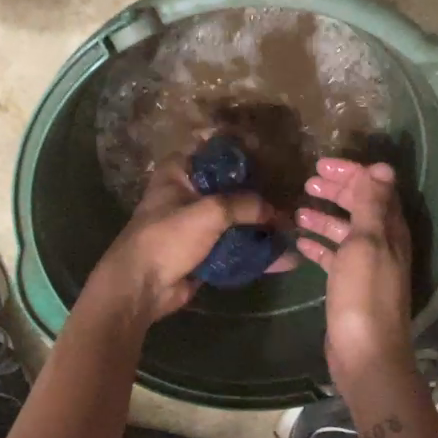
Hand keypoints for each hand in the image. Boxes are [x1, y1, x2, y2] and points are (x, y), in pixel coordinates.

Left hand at [89, 160, 281, 320]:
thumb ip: (245, 205)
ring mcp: (195, 226)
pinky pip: (235, 248)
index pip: (211, 151)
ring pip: (235, 221)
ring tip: (296, 229)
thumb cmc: (168, 237)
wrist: (142, 286)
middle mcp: (187, 195)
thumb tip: (276, 212)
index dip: (240, 152)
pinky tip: (286, 258)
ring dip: (261, 227)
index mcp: (178, 173)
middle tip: (292, 195)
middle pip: (229, 188)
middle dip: (259, 195)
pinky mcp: (203, 253)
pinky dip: (256, 253)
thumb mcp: (209, 212)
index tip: (270, 153)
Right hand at [295, 159, 415, 381]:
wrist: (365, 352)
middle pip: (361, 207)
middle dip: (336, 191)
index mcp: (390, 230)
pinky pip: (334, 256)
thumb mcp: (367, 243)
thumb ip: (371, 205)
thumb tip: (380, 167)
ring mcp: (366, 266)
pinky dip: (319, 245)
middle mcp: (383, 244)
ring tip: (297, 210)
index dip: (351, 173)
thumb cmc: (363, 294)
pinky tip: (299, 244)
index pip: (375, 188)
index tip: (320, 165)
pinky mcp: (350, 286)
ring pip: (345, 231)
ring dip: (324, 217)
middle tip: (306, 183)